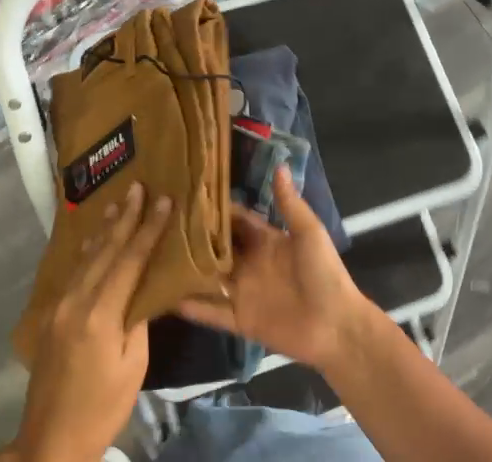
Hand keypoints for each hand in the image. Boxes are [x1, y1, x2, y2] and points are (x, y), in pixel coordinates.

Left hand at [3, 183, 172, 461]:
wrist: (51, 439)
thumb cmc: (102, 406)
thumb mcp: (134, 366)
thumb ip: (139, 320)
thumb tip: (145, 288)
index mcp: (100, 314)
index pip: (129, 260)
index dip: (148, 228)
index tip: (164, 200)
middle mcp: (76, 301)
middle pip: (105, 250)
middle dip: (125, 217)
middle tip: (139, 186)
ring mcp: (59, 306)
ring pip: (86, 257)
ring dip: (105, 228)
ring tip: (119, 202)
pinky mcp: (51, 315)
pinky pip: (74, 271)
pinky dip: (89, 250)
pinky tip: (94, 239)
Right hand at [177, 166, 375, 372]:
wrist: (336, 326)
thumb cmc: (325, 274)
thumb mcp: (309, 233)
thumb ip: (290, 204)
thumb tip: (280, 165)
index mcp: (266, 241)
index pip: (235, 221)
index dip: (215, 210)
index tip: (188, 195)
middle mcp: (250, 264)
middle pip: (217, 248)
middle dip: (195, 238)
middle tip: (161, 222)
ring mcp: (243, 293)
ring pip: (209, 278)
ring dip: (188, 270)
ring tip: (155, 257)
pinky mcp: (240, 320)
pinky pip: (211, 312)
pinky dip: (192, 306)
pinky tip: (167, 297)